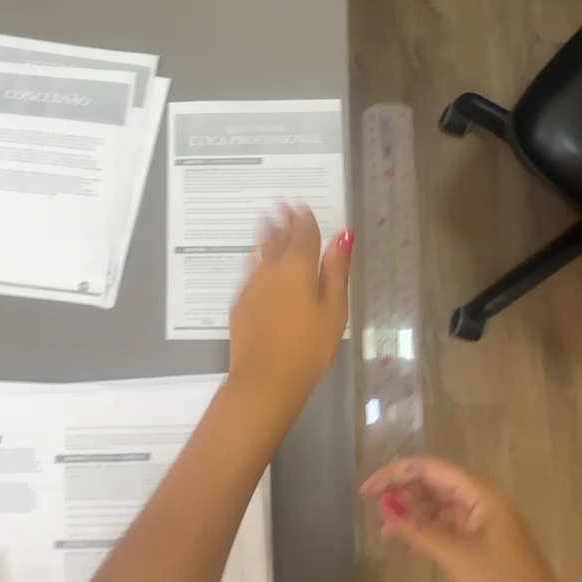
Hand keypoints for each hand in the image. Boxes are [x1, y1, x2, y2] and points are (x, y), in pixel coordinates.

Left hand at [227, 203, 352, 413]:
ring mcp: (251, 285)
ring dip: (265, 233)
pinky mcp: (239, 303)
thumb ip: (336, 272)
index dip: (304, 218)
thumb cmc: (309, 347)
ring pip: (259, 251)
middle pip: (277, 237)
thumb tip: (342, 237)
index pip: (303, 234)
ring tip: (266, 219)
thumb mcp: (334, 311)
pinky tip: (254, 258)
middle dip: (282, 219)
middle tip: (281, 203)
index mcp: (299, 267)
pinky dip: (254, 257)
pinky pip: (248, 270)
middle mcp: (271, 269)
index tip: (301, 204)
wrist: (264, 378)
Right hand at [360, 456, 555, 581]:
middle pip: (432, 481)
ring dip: (410, 511)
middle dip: (401, 491)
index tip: (366, 491)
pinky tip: (405, 540)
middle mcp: (480, 497)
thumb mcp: (455, 556)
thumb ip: (418, 529)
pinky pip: (445, 523)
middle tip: (371, 506)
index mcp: (479, 491)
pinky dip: (424, 528)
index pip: (428, 468)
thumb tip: (384, 509)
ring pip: (437, 503)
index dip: (394, 474)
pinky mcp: (480, 540)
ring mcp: (481, 519)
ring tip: (384, 528)